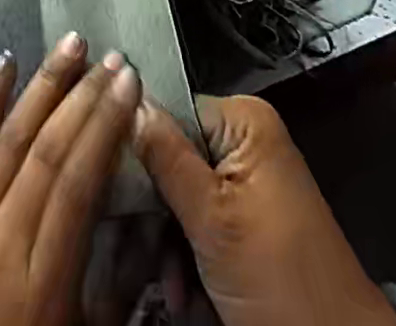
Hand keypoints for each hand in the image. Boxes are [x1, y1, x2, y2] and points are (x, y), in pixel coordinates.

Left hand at [0, 33, 142, 325]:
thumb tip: (156, 207)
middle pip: (47, 150)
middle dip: (86, 97)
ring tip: (73, 43)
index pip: (79, 181)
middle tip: (116, 58)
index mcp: (42, 276)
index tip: (131, 83)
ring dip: (45, 85)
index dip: (106, 125)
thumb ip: (125, 273)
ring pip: (10, 137)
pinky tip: (5, 62)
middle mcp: (0, 239)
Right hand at [133, 94, 395, 325]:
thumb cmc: (278, 273)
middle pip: (173, 157)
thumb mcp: (211, 217)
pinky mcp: (246, 211)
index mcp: (244, 120)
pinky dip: (189, 253)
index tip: (117, 191)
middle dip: (158, 215)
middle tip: (150, 257)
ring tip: (175, 285)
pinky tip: (187, 289)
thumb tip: (133, 104)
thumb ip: (167, 159)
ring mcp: (247, 176)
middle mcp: (246, 138)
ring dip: (169, 244)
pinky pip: (200, 217)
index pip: (172, 113)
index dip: (142, 150)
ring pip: (181, 195)